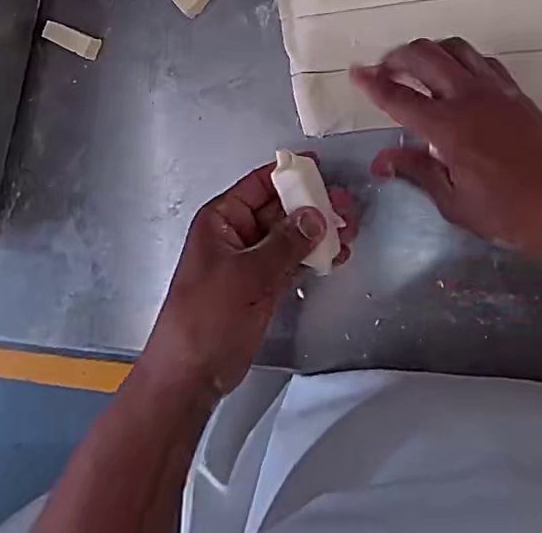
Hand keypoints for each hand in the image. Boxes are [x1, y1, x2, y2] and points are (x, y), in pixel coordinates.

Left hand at [141, 160, 357, 396]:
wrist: (191, 375)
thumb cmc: (206, 316)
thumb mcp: (246, 274)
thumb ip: (285, 243)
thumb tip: (316, 216)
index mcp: (222, 220)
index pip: (258, 185)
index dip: (287, 174)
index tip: (319, 167)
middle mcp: (238, 234)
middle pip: (280, 209)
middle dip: (312, 205)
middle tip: (345, 205)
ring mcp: (253, 261)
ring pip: (291, 236)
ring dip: (319, 232)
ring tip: (349, 229)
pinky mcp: (265, 285)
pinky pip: (294, 261)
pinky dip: (315, 256)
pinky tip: (338, 254)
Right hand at [352, 38, 541, 259]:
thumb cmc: (513, 214)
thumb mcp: (456, 203)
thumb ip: (418, 172)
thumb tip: (382, 160)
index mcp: (448, 127)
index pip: (398, 96)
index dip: (372, 82)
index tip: (355, 72)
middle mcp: (468, 97)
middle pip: (423, 56)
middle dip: (396, 57)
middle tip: (383, 71)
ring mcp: (495, 90)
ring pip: (454, 47)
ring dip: (429, 50)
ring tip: (416, 68)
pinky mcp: (516, 92)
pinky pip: (481, 60)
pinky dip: (460, 58)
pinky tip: (457, 78)